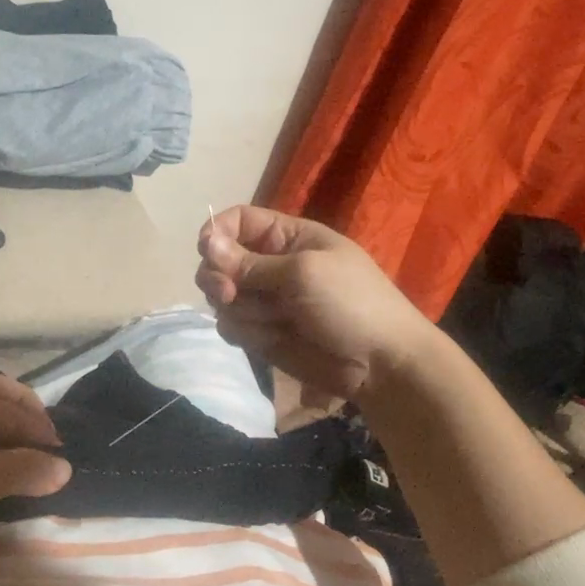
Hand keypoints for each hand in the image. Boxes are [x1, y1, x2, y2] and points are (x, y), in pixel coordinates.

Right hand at [195, 205, 436, 401]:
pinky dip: (244, 332)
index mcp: (287, 238)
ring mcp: (265, 301)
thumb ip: (250, 262)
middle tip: (228, 294)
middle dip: (218, 276)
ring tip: (270, 321)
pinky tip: (269, 338)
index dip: (217, 232)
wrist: (378, 363)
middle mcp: (271, 265)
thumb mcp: (303, 272)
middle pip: (220, 260)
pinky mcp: (261, 333)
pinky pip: (231, 326)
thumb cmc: (351, 304)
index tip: (206, 251)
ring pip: (221, 297)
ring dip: (238, 309)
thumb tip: (206, 243)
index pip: (238, 222)